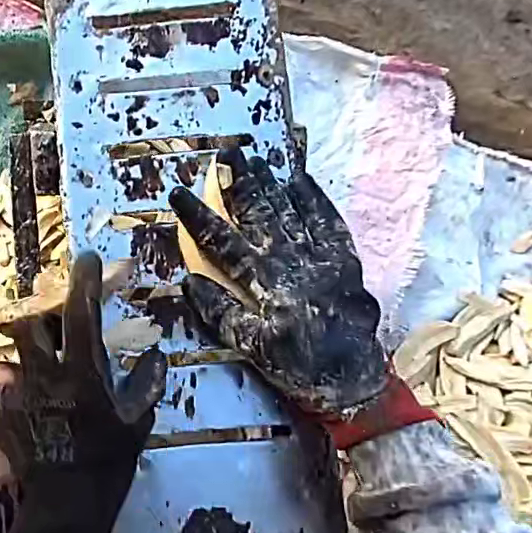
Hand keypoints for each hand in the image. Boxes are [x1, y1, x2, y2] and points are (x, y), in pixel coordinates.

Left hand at [0, 252, 165, 532]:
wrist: (63, 513)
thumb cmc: (106, 469)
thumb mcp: (136, 426)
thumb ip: (146, 384)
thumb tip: (153, 353)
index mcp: (82, 375)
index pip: (78, 313)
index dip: (84, 280)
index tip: (88, 258)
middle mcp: (45, 376)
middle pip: (30, 321)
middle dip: (45, 309)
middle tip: (65, 314)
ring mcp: (22, 392)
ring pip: (23, 348)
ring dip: (40, 341)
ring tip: (61, 353)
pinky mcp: (9, 409)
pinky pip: (21, 377)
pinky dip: (37, 373)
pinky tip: (53, 392)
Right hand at [167, 146, 385, 416]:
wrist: (354, 379)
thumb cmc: (294, 365)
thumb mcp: (248, 345)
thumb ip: (220, 312)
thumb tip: (190, 280)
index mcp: (265, 283)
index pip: (223, 242)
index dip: (198, 216)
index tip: (177, 193)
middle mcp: (293, 262)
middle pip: (260, 215)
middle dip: (239, 183)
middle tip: (225, 152)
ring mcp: (322, 256)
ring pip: (291, 211)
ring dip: (271, 183)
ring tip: (254, 157)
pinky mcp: (345, 258)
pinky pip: (328, 220)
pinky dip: (313, 198)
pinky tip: (299, 178)